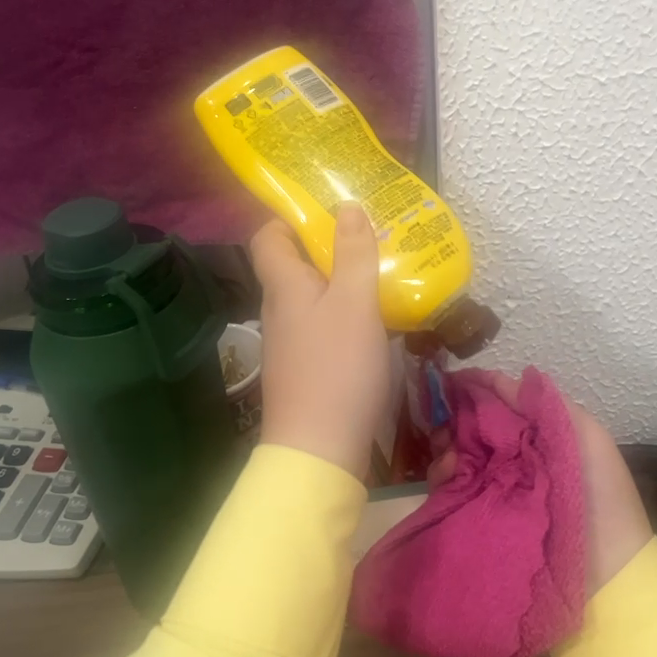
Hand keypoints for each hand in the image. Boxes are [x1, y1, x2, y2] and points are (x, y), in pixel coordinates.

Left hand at [249, 204, 392, 480]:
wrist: (319, 451)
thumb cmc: (336, 368)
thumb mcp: (354, 303)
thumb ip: (354, 253)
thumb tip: (347, 206)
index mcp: (284, 285)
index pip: (269, 236)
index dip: (292, 216)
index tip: (330, 207)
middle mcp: (281, 309)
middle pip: (297, 263)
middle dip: (332, 245)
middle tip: (374, 234)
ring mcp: (294, 341)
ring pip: (316, 295)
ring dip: (346, 280)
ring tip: (387, 270)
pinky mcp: (309, 367)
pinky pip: (327, 324)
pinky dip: (351, 313)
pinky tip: (383, 319)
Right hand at [427, 373, 653, 595]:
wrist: (608, 571)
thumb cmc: (600, 493)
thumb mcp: (586, 436)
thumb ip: (546, 403)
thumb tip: (500, 378)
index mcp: (538, 438)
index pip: (498, 409)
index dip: (474, 396)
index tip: (449, 386)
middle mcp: (514, 462)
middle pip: (472, 434)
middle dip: (452, 423)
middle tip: (439, 427)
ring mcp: (497, 494)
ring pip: (458, 461)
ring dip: (445, 451)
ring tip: (445, 458)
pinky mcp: (483, 524)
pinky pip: (454, 495)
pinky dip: (444, 482)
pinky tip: (445, 477)